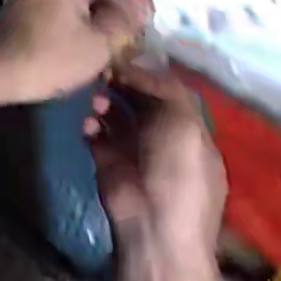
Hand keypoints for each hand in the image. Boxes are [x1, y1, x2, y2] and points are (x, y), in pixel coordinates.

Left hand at [0, 0, 152, 103]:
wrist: (1, 69)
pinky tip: (90, 31)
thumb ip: (121, 22)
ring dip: (98, 6)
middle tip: (136, 23)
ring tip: (117, 30)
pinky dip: (79, 10)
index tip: (151, 14)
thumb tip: (134, 9)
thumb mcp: (97, 44)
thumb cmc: (52, 57)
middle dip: (116, 0)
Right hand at [85, 65, 225, 280]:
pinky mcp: (108, 160)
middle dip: (122, 83)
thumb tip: (135, 65)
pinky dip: (91, 124)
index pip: (168, 93)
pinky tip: (90, 125)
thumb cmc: (177, 172)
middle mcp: (163, 138)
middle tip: (103, 68)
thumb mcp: (185, 124)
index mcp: (190, 133)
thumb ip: (164, 88)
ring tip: (97, 102)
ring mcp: (134, 149)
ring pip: (116, 112)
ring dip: (105, 101)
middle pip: (139, 99)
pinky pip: (96, 132)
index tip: (124, 55)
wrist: (152, 226)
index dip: (148, 73)